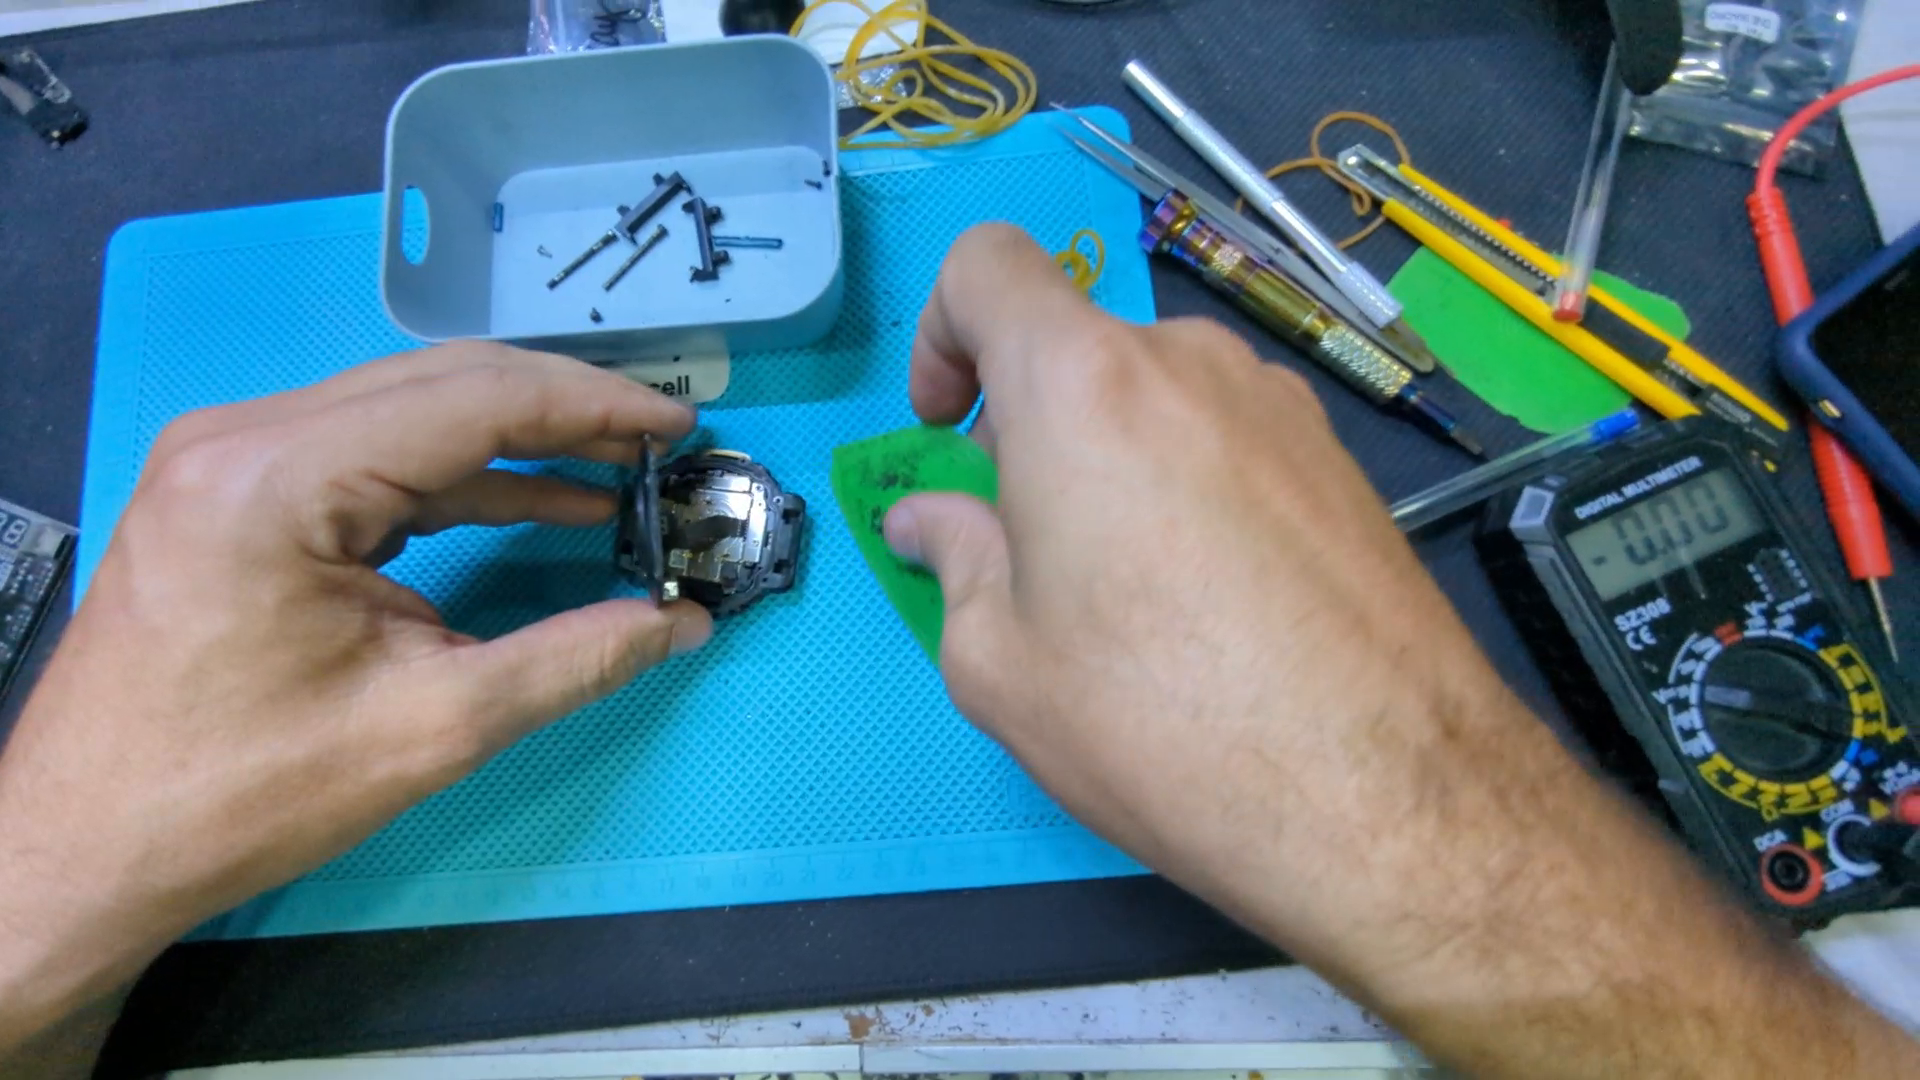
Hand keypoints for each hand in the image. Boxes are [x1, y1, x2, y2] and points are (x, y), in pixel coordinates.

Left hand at [0, 343, 710, 1054]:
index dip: (595, 405)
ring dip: (536, 433)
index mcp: (283, 480)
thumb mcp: (442, 725)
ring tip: (626, 458)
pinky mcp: (260, 492)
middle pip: (454, 382)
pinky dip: (489, 472)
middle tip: (662, 435)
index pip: (478, 401)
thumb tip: (687, 622)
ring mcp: (247, 459)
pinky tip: (559, 498)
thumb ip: (582, 658)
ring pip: (429, 408)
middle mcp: (253, 439)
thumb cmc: (248, 792)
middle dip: (574, 405)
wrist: (81, 851)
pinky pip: (400, 455)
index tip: (677, 423)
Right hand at [885, 226, 1917, 1076]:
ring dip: (1104, 459)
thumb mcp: (997, 658)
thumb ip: (949, 558)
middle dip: (1025, 432)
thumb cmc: (1151, 719)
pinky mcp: (1337, 455)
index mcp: (1078, 385)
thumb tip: (925, 520)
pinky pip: (1220, 434)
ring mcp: (1276, 401)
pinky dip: (1179, 478)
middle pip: (1070, 353)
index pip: (986, 266)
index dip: (941, 333)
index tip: (948, 429)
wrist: (1387, 801)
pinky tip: (1208, 591)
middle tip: (1030, 549)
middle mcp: (1185, 361)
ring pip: (1147, 396)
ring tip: (1125, 583)